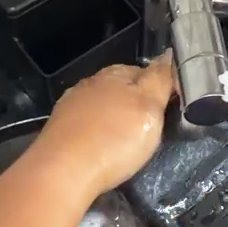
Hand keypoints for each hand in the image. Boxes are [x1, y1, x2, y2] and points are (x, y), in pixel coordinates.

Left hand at [24, 53, 176, 204]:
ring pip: (101, 107)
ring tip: (126, 143)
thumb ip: (160, 80)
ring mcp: (71, 106)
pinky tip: (102, 149)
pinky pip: (85, 125)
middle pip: (120, 89)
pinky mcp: (58, 129)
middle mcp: (90, 84)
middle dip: (134, 104)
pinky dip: (96, 134)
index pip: (144, 71)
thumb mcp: (149, 108)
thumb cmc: (113, 139)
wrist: (62, 172)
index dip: (158, 88)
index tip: (168, 109)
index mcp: (114, 75)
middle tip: (150, 130)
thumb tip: (169, 55)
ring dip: (113, 119)